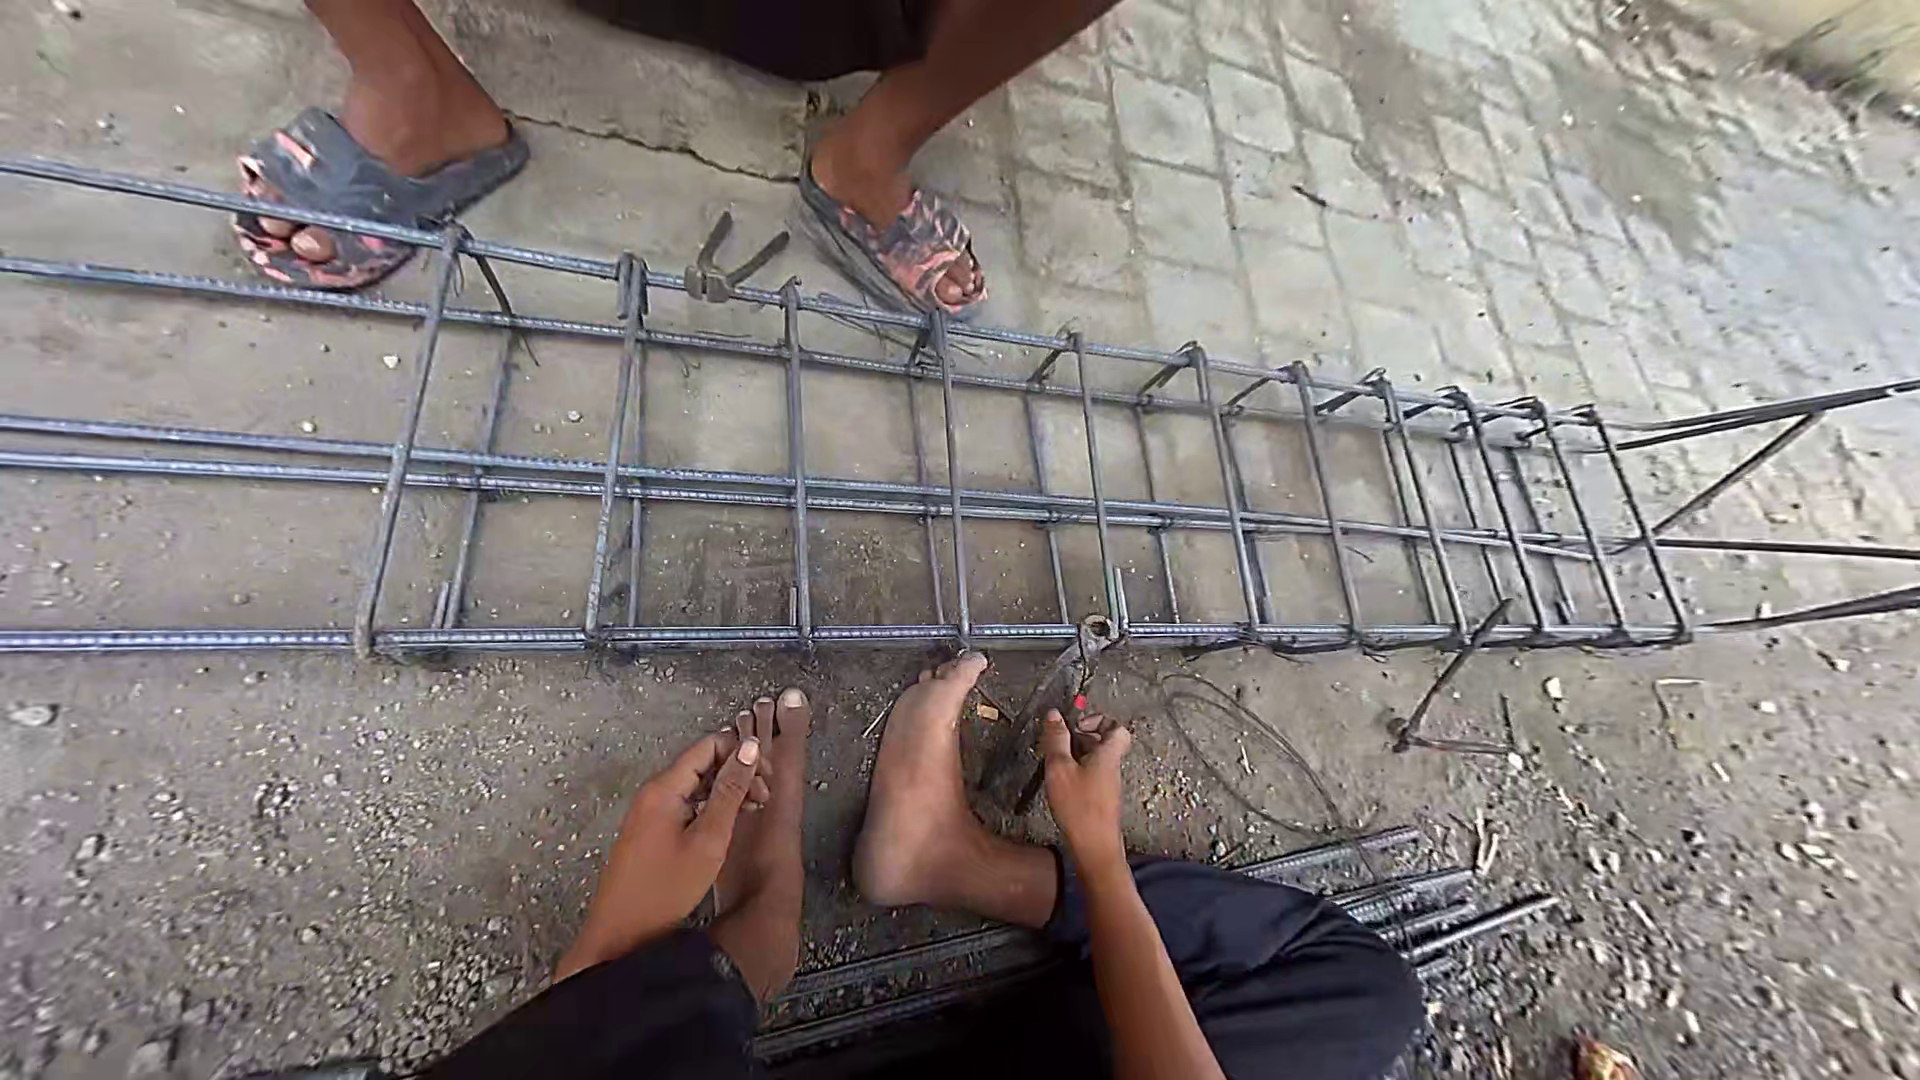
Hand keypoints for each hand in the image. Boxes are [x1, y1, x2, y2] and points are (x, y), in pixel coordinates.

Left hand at [568, 731, 764, 966]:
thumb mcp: (709, 838)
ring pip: (699, 782)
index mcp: (665, 787)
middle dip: (739, 772)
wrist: (619, 939)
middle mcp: (655, 790)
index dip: (742, 753)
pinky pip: (689, 801)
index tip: (766, 776)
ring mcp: (651, 810)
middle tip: (764, 796)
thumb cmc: (666, 889)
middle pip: (705, 761)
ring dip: (729, 789)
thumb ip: (730, 789)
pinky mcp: (652, 828)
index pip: (710, 744)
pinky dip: (713, 805)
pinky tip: (732, 821)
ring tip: (754, 808)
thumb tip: (749, 746)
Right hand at [1041, 710, 1132, 870]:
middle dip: (1081, 736)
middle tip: (1060, 742)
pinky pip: (1091, 773)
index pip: (1117, 727)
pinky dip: (1077, 770)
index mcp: (1108, 755)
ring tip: (1056, 761)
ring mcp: (1108, 783)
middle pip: (1104, 741)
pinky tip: (1061, 780)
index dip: (1099, 720)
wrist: (1094, 849)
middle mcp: (1112, 767)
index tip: (1077, 725)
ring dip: (1076, 753)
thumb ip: (1056, 739)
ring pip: (1095, 758)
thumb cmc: (1079, 807)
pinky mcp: (1101, 798)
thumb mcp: (1060, 767)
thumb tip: (1054, 714)